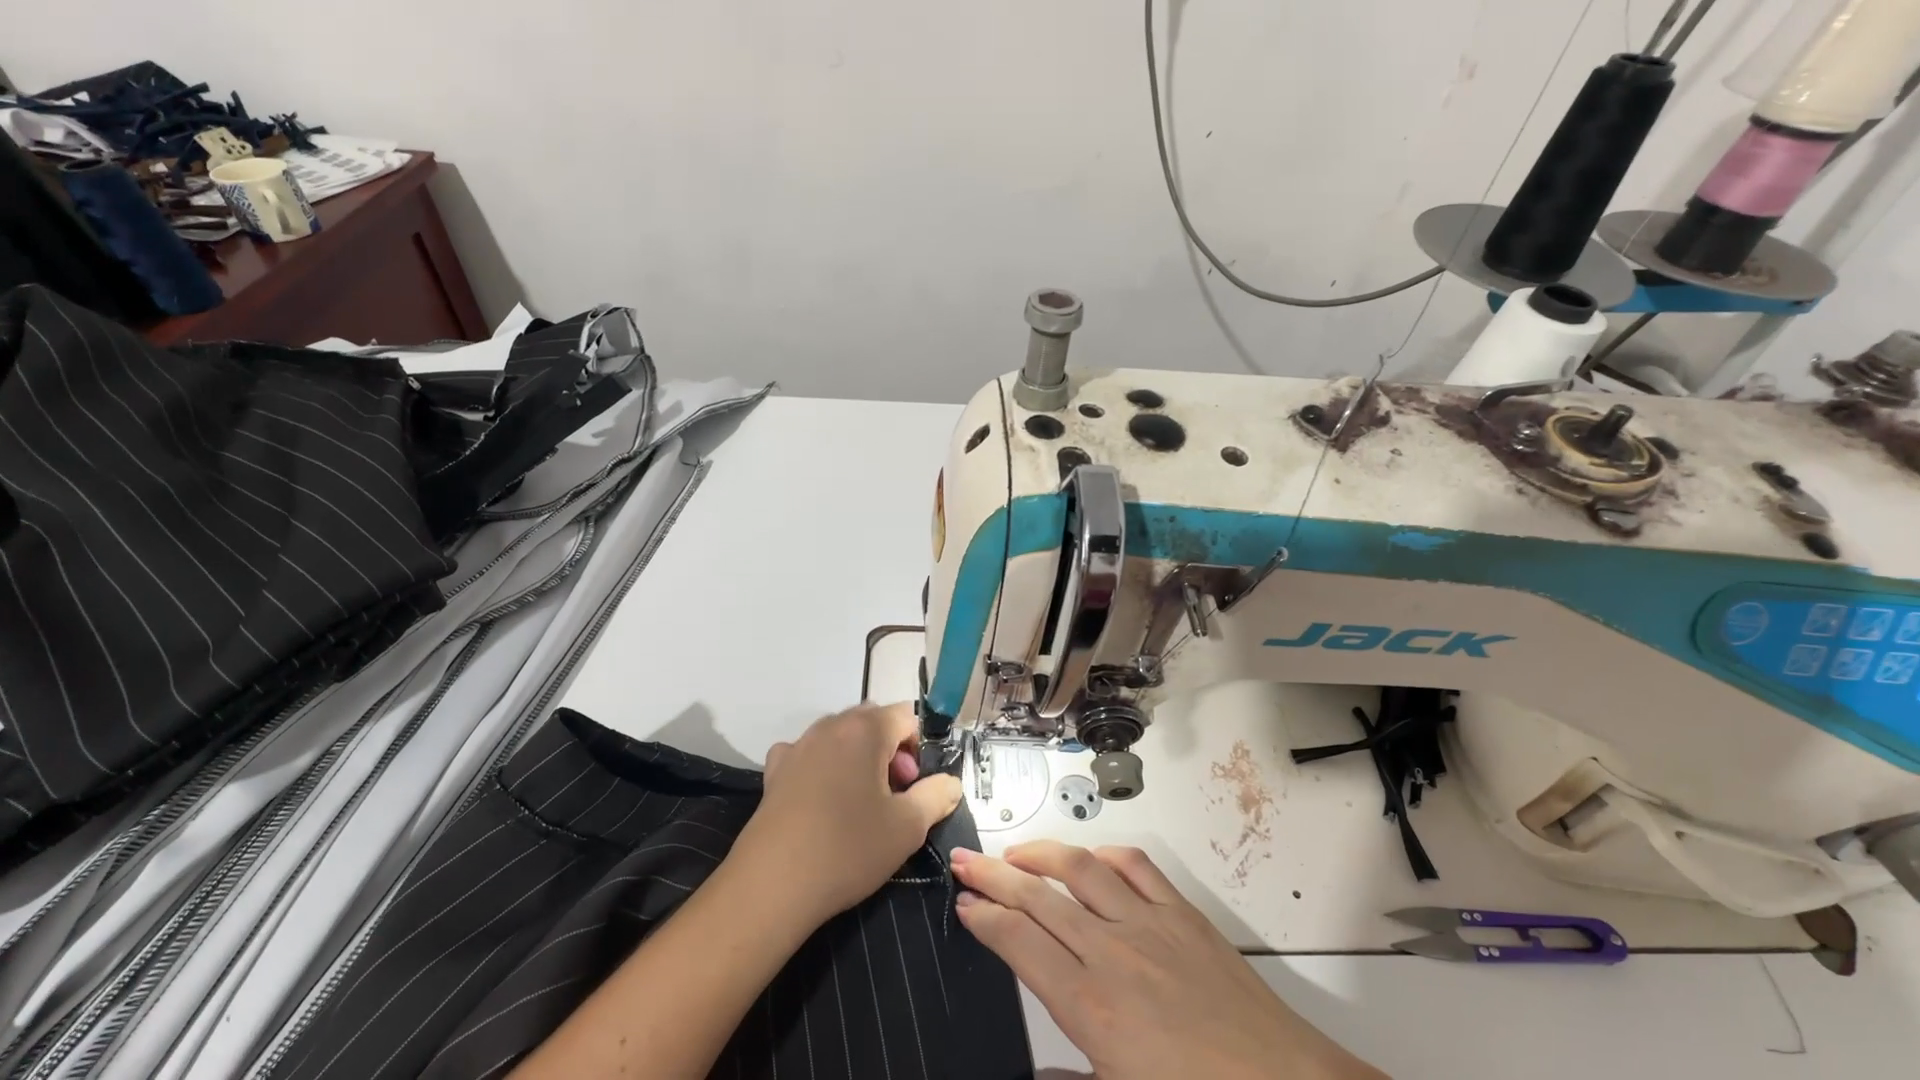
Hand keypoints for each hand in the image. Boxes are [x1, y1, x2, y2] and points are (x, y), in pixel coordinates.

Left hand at [733, 702, 961, 922]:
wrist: (773, 885)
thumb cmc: (849, 849)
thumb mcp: (909, 827)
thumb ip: (938, 796)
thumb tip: (949, 783)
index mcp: (865, 730)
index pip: (906, 716)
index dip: (919, 749)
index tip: (915, 787)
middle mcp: (829, 727)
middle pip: (872, 722)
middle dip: (890, 752)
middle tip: (894, 797)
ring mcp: (797, 747)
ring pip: (840, 739)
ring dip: (858, 760)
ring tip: (861, 805)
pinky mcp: (774, 773)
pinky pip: (808, 756)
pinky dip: (823, 769)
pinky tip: (823, 802)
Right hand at [952, 842, 1383, 1079]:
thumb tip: (1035, 1074)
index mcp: (1088, 1004)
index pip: (1018, 940)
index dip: (983, 917)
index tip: (962, 906)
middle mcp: (1111, 952)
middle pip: (1037, 897)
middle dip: (993, 875)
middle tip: (965, 862)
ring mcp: (1149, 925)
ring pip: (1081, 870)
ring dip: (1041, 854)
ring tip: (1016, 853)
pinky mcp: (1184, 915)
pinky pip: (1138, 868)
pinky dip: (1106, 854)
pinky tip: (1090, 858)